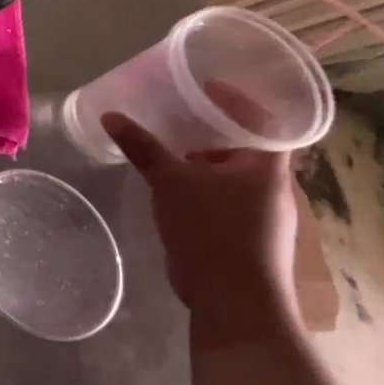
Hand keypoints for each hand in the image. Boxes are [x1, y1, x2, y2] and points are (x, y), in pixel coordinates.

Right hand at [104, 112, 302, 343]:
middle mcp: (272, 186)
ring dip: (205, 154)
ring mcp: (260, 212)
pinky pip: (223, 191)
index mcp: (268, 168)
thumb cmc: (213, 231)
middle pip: (247, 145)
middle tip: (178, 106)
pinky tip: (172, 177)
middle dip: (214, 126)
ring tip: (168, 138)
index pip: (266, 122)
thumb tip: (111, 116)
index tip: (208, 84)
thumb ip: (142, 147)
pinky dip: (200, 178)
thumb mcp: (171, 181)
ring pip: (233, 170)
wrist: (234, 300)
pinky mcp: (244, 231)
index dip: (240, 100)